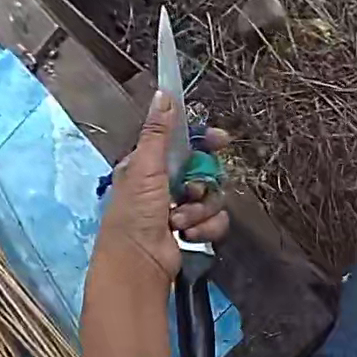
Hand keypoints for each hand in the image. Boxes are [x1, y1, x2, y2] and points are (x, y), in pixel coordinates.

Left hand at [91, 90, 230, 285]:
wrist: (139, 262)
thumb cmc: (136, 213)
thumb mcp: (144, 167)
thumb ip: (158, 133)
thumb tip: (164, 95)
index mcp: (151, 165)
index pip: (185, 143)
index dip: (205, 140)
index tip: (221, 141)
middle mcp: (167, 184)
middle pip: (205, 171)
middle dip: (202, 185)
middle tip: (189, 193)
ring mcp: (182, 208)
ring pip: (213, 197)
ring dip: (200, 210)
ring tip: (179, 220)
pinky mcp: (194, 229)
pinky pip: (217, 221)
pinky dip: (206, 228)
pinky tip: (188, 234)